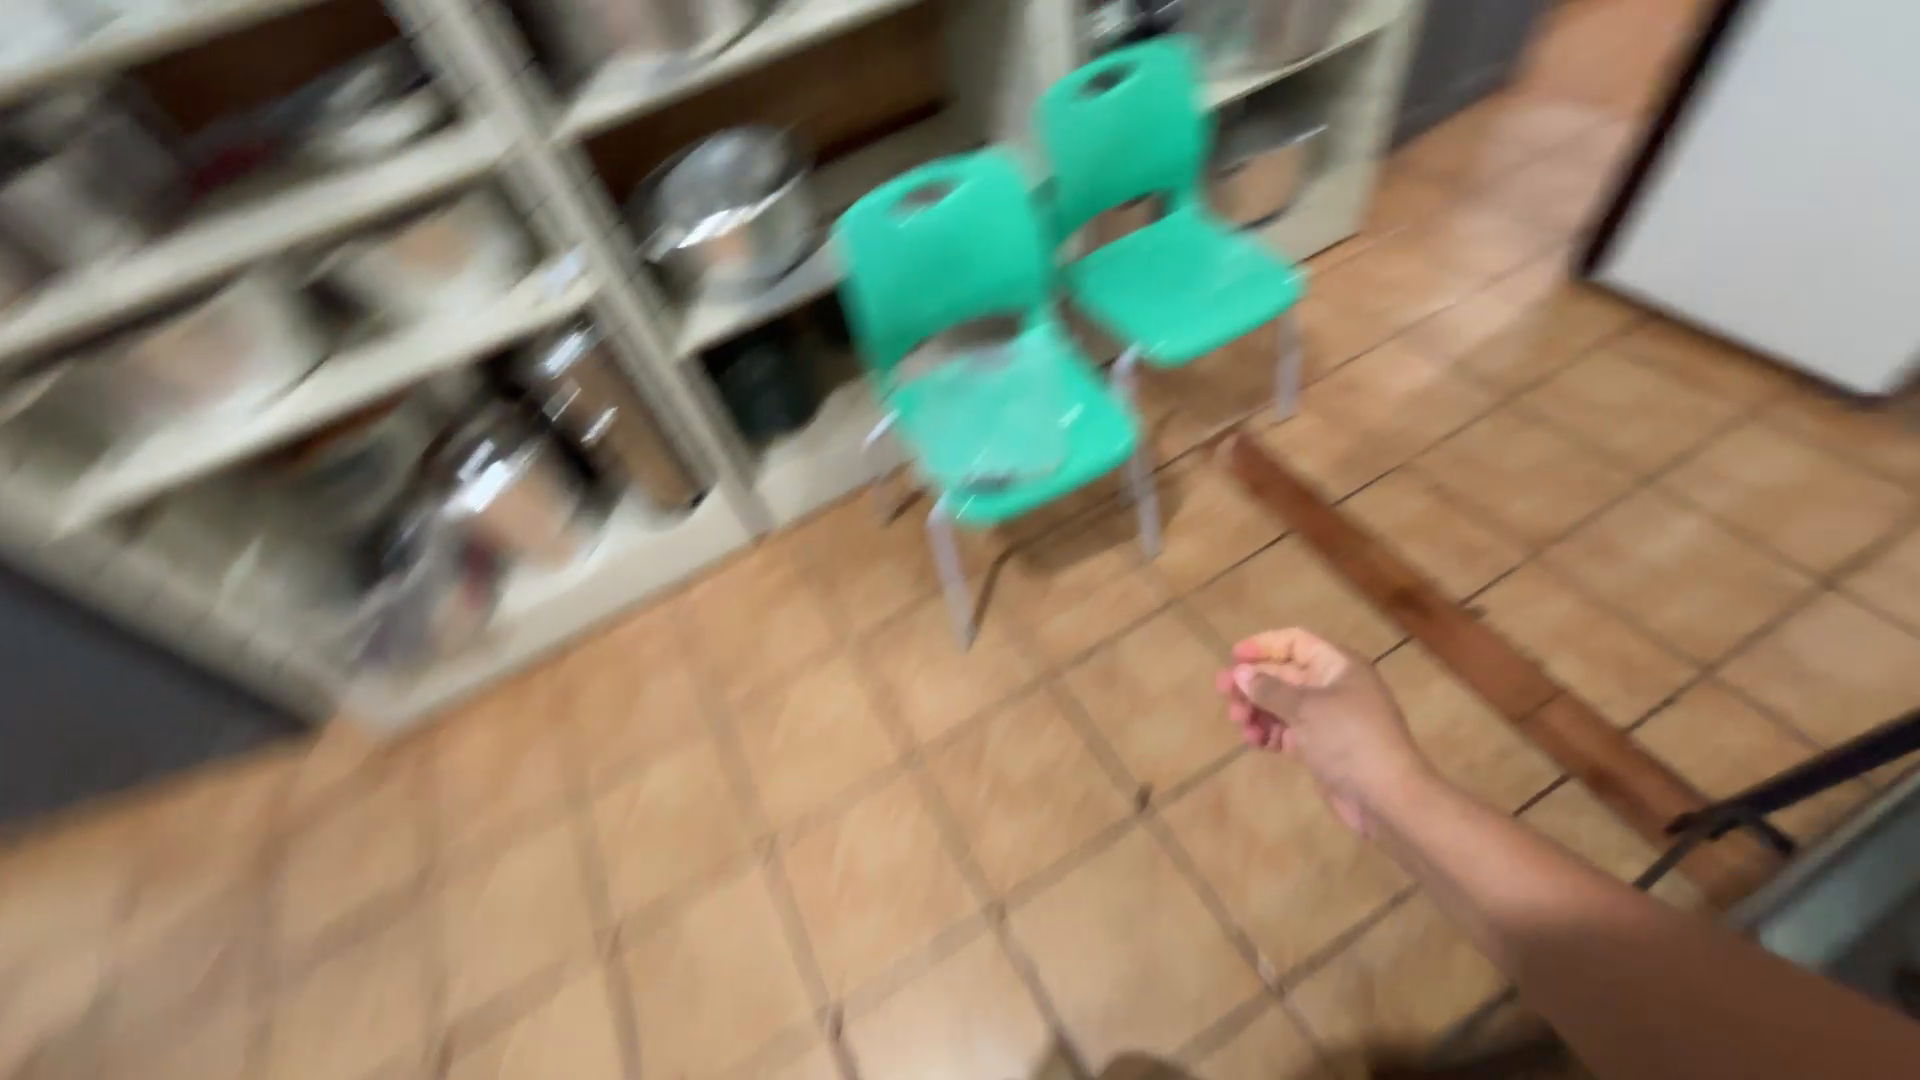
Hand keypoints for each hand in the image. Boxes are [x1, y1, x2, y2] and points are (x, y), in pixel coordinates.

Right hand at [1214, 628, 1432, 833]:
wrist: (1388, 799)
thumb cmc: (1350, 739)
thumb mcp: (1306, 708)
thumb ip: (1269, 689)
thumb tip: (1240, 673)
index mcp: (1337, 666)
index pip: (1295, 642)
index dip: (1263, 645)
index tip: (1233, 657)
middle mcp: (1333, 687)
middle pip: (1283, 674)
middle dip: (1253, 683)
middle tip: (1224, 694)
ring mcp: (1327, 718)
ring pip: (1281, 704)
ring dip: (1257, 710)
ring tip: (1240, 724)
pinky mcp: (1321, 746)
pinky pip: (1287, 730)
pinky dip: (1269, 733)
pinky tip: (1255, 743)